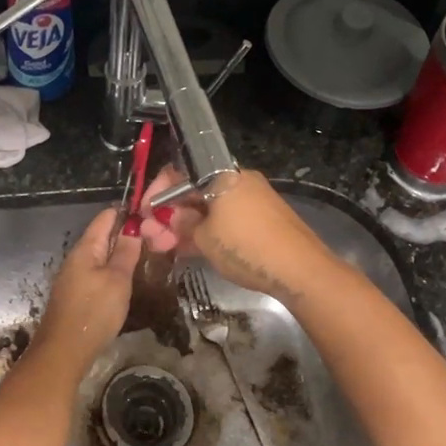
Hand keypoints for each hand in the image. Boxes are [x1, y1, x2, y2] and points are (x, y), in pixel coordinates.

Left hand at [33, 209, 143, 369]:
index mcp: (85, 248)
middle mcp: (77, 257)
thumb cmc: (93, 312)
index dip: (126, 212)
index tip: (150, 214)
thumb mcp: (117, 280)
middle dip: (125, 233)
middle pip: (102, 236)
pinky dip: (112, 270)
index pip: (105, 217)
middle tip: (154, 236)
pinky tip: (126, 279)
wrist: (64, 351)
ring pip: (100, 256)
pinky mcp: (76, 294)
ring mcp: (74, 276)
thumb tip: (133, 225)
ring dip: (119, 253)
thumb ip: (125, 252)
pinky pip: (96, 273)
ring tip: (145, 255)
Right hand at [140, 168, 334, 303]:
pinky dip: (207, 233)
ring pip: (209, 210)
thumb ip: (183, 225)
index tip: (144, 213)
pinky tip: (191, 250)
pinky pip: (225, 221)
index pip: (180, 174)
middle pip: (194, 193)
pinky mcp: (262, 222)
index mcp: (222, 175)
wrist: (302, 271)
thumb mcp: (205, 238)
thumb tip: (173, 217)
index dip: (157, 192)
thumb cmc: (247, 247)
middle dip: (169, 215)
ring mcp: (252, 202)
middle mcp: (237, 182)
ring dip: (186, 227)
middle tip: (152, 239)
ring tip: (166, 249)